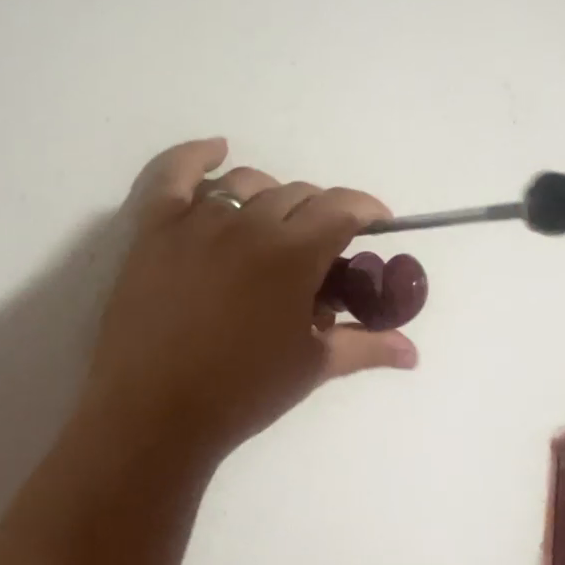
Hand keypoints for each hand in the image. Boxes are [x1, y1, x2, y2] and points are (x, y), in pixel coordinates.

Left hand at [79, 139, 416, 461]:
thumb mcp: (311, 367)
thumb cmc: (241, 393)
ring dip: (270, 196)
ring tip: (274, 225)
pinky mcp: (151, 229)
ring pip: (244, 184)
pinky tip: (215, 150)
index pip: (341, 208)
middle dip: (320, 214)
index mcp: (294, 254)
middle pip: (297, 195)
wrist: (153, 413)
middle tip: (321, 251)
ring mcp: (195, 222)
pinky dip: (196, 156)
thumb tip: (413, 352)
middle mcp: (248, 224)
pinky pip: (172, 173)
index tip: (376, 224)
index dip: (365, 210)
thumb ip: (365, 347)